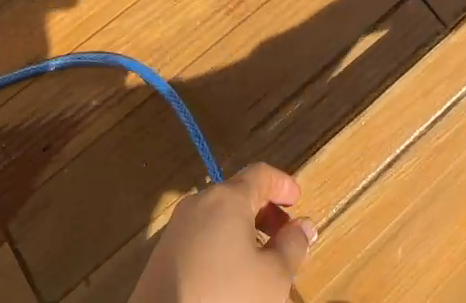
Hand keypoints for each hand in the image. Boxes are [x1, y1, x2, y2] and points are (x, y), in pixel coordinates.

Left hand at [130, 163, 315, 302]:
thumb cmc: (227, 296)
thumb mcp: (273, 277)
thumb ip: (293, 246)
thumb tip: (303, 226)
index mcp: (227, 198)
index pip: (260, 174)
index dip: (282, 184)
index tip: (297, 199)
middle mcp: (199, 203)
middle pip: (238, 194)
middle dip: (265, 211)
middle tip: (284, 237)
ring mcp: (176, 228)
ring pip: (218, 217)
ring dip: (243, 230)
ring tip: (259, 261)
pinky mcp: (162, 254)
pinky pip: (200, 236)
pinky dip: (221, 244)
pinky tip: (229, 274)